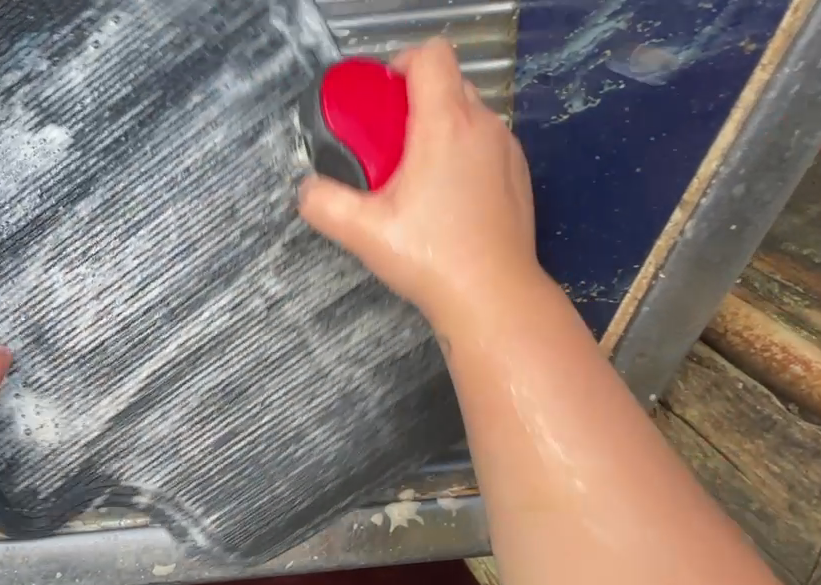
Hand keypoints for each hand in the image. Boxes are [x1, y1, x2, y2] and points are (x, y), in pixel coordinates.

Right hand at [298, 39, 543, 330]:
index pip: (430, 57)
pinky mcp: (514, 172)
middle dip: (407, 107)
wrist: (489, 290)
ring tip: (405, 182)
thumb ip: (324, 204)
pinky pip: (480, 144)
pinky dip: (454, 156)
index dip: (398, 66)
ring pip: (464, 116)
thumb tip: (306, 189)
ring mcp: (504, 147)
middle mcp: (482, 125)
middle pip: (445, 85)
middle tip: (378, 153)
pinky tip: (437, 201)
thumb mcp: (361, 233)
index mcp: (444, 127)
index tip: (374, 100)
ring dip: (431, 133)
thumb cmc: (429, 256)